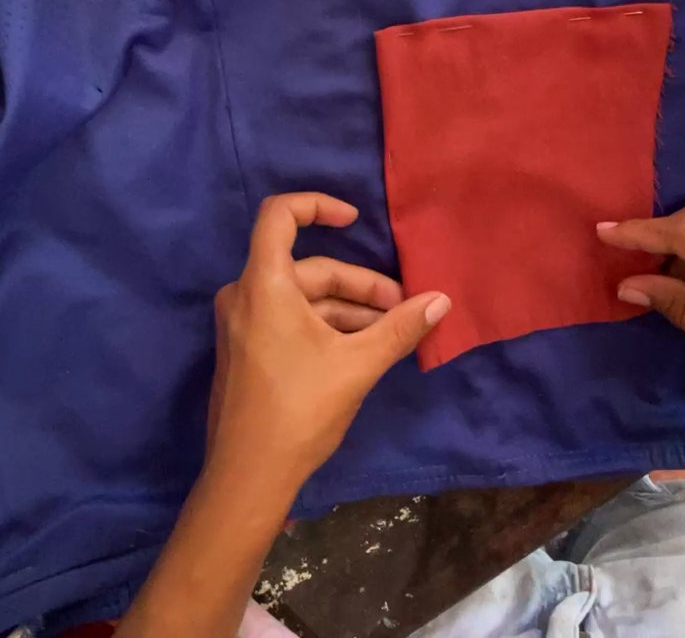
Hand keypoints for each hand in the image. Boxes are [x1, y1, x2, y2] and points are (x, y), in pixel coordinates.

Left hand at [208, 193, 451, 488]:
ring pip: (305, 298)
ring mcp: (242, 323)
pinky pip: (291, 318)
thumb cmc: (298, 412)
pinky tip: (361, 349)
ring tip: (390, 334)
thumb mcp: (358, 365)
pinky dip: (327, 326)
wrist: (246, 480)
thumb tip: (442, 301)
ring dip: (349, 311)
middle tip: (403, 310)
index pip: (279, 215)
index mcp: (264, 285)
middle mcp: (245, 295)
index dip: (319, 206)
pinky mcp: (246, 347)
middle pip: (311, 268)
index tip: (354, 220)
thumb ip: (400, 328)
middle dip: (361, 287)